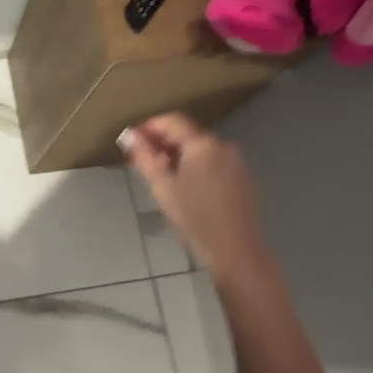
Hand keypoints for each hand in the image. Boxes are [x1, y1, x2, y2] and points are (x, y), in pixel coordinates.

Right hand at [121, 114, 275, 288]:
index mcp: (204, 144)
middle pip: (187, 135)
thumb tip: (130, 137)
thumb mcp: (163, 187)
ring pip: (200, 150)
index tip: (132, 142)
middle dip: (162, 144)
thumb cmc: (195, 218)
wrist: (236, 251)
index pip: (172, 121)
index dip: (149, 127)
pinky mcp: (242, 179)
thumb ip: (145, 157)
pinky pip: (212, 163)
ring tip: (160, 177)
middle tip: (141, 161)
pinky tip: (184, 188)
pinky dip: (194, 167)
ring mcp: (236, 163)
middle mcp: (223, 146)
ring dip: (177, 156)